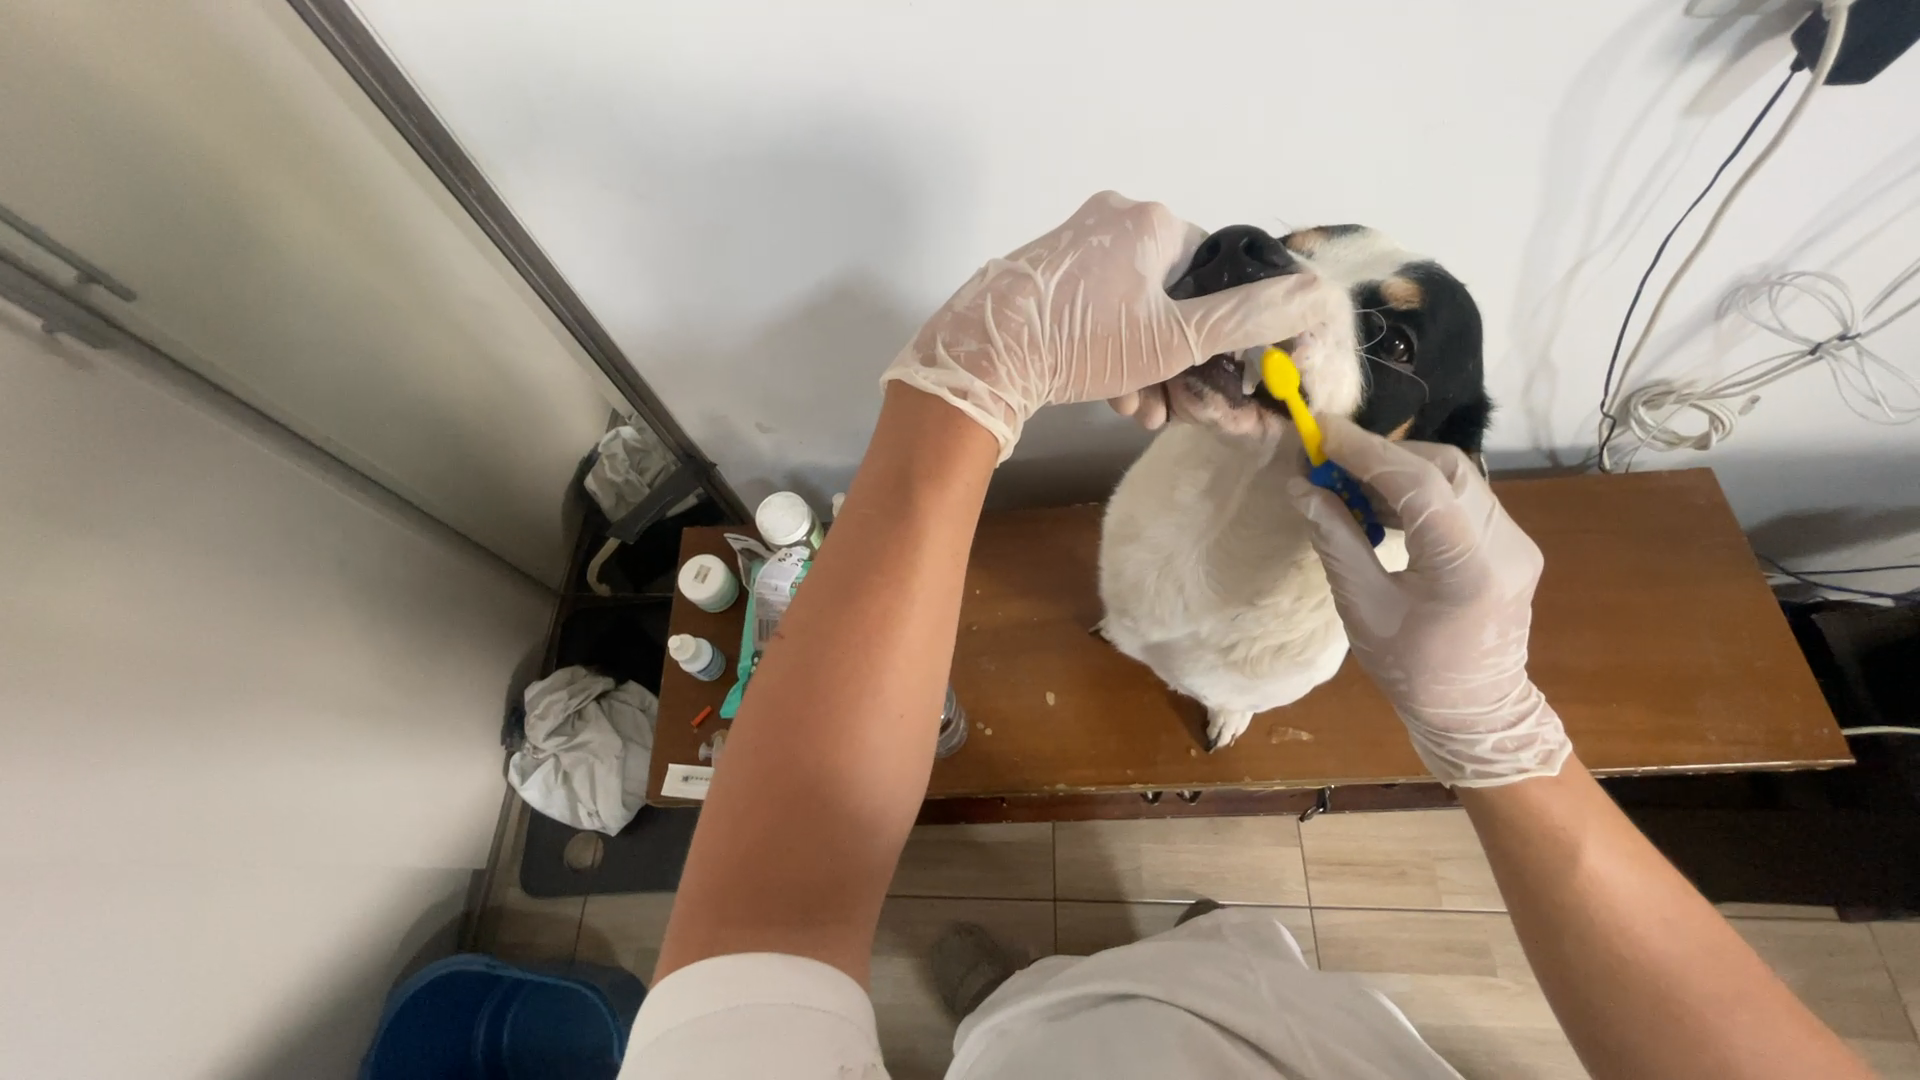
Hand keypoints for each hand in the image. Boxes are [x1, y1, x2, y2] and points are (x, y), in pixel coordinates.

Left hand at [881, 191, 1329, 460]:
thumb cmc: (1082, 343)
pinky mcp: (1042, 277)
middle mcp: (1110, 220)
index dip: (1213, 328)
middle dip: (1173, 360)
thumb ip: (1246, 319)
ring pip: (1129, 312)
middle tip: (1170, 404)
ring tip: (1139, 410)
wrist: (982, 361)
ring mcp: (1070, 247)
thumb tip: (1317, 294)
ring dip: (1142, 367)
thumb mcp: (1175, 340)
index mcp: (1150, 220)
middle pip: (1167, 297)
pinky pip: (1092, 312)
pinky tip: (1111, 397)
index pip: (1209, 271)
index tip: (1206, 372)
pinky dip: (1106, 354)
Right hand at [1286, 417, 1571, 786]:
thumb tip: (1302, 489)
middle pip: (1445, 468)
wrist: (1477, 710)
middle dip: (1382, 453)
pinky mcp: (1511, 543)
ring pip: (1457, 476)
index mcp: (1467, 568)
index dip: (1367, 451)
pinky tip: (1382, 503)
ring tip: (1348, 481)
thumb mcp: (1362, 608)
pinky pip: (1462, 497)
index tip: (1322, 431)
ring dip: (1398, 468)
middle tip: (1330, 457)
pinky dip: (1417, 488)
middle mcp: (1505, 543)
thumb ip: (1336, 541)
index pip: (1420, 485)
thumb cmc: (1411, 670)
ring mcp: (1516, 540)